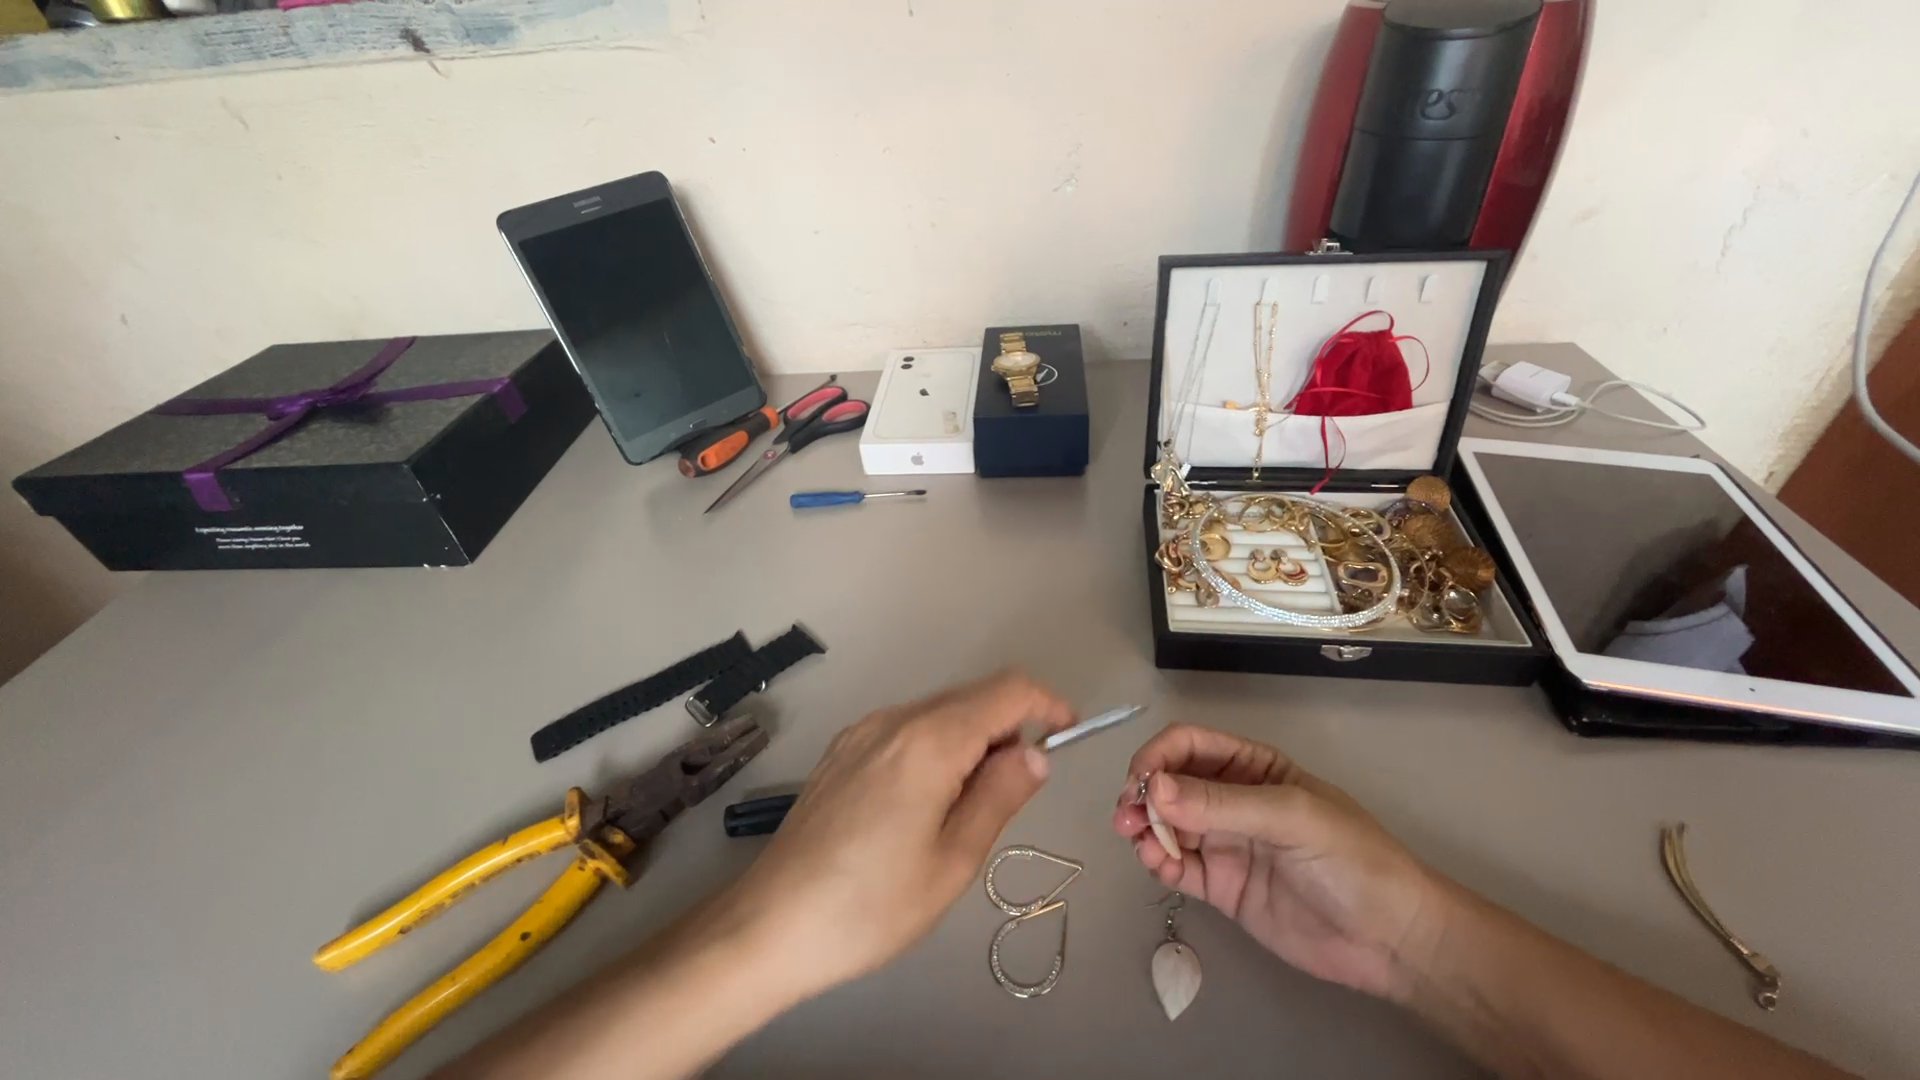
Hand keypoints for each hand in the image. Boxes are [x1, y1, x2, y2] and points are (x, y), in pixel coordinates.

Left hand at [718, 671, 1073, 999]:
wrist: (769, 924)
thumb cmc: (872, 904)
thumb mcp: (954, 859)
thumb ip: (1000, 794)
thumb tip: (1034, 752)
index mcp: (929, 740)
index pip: (1006, 690)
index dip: (1046, 703)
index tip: (1067, 734)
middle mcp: (894, 720)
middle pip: (971, 697)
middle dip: (1009, 727)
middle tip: (1015, 792)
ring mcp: (862, 732)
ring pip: (938, 712)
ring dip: (972, 739)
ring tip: (968, 808)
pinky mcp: (842, 751)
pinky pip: (906, 729)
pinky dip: (936, 746)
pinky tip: (925, 802)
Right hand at [1111, 723, 1448, 1001]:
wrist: (1391, 940)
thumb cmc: (1352, 859)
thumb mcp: (1290, 817)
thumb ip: (1220, 803)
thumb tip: (1154, 788)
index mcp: (1252, 767)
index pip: (1189, 745)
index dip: (1158, 756)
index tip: (1140, 782)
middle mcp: (1230, 799)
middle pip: (1168, 783)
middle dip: (1142, 794)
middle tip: (1127, 818)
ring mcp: (1223, 842)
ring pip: (1165, 824)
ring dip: (1144, 828)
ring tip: (1142, 845)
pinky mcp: (1219, 886)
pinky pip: (1176, 865)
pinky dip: (1158, 862)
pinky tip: (1158, 866)